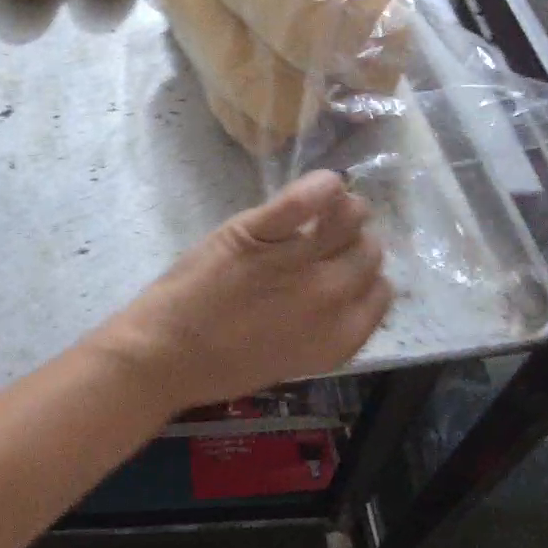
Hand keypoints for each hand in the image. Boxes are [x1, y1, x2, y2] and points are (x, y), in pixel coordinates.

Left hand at [86, 170, 391, 409]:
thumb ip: (321, 326)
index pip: (382, 292)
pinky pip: (303, 201)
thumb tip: (340, 291)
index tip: (346, 267)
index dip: (367, 275)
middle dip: (355, 241)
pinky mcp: (257, 234)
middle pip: (369, 252)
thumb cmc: (219, 363)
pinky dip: (320, 186)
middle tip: (330, 235)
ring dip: (345, 208)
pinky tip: (323, 185)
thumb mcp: (288, 357)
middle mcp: (328, 299)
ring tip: (328, 205)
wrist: (164, 355)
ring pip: (349, 220)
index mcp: (338, 338)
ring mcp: (294, 263)